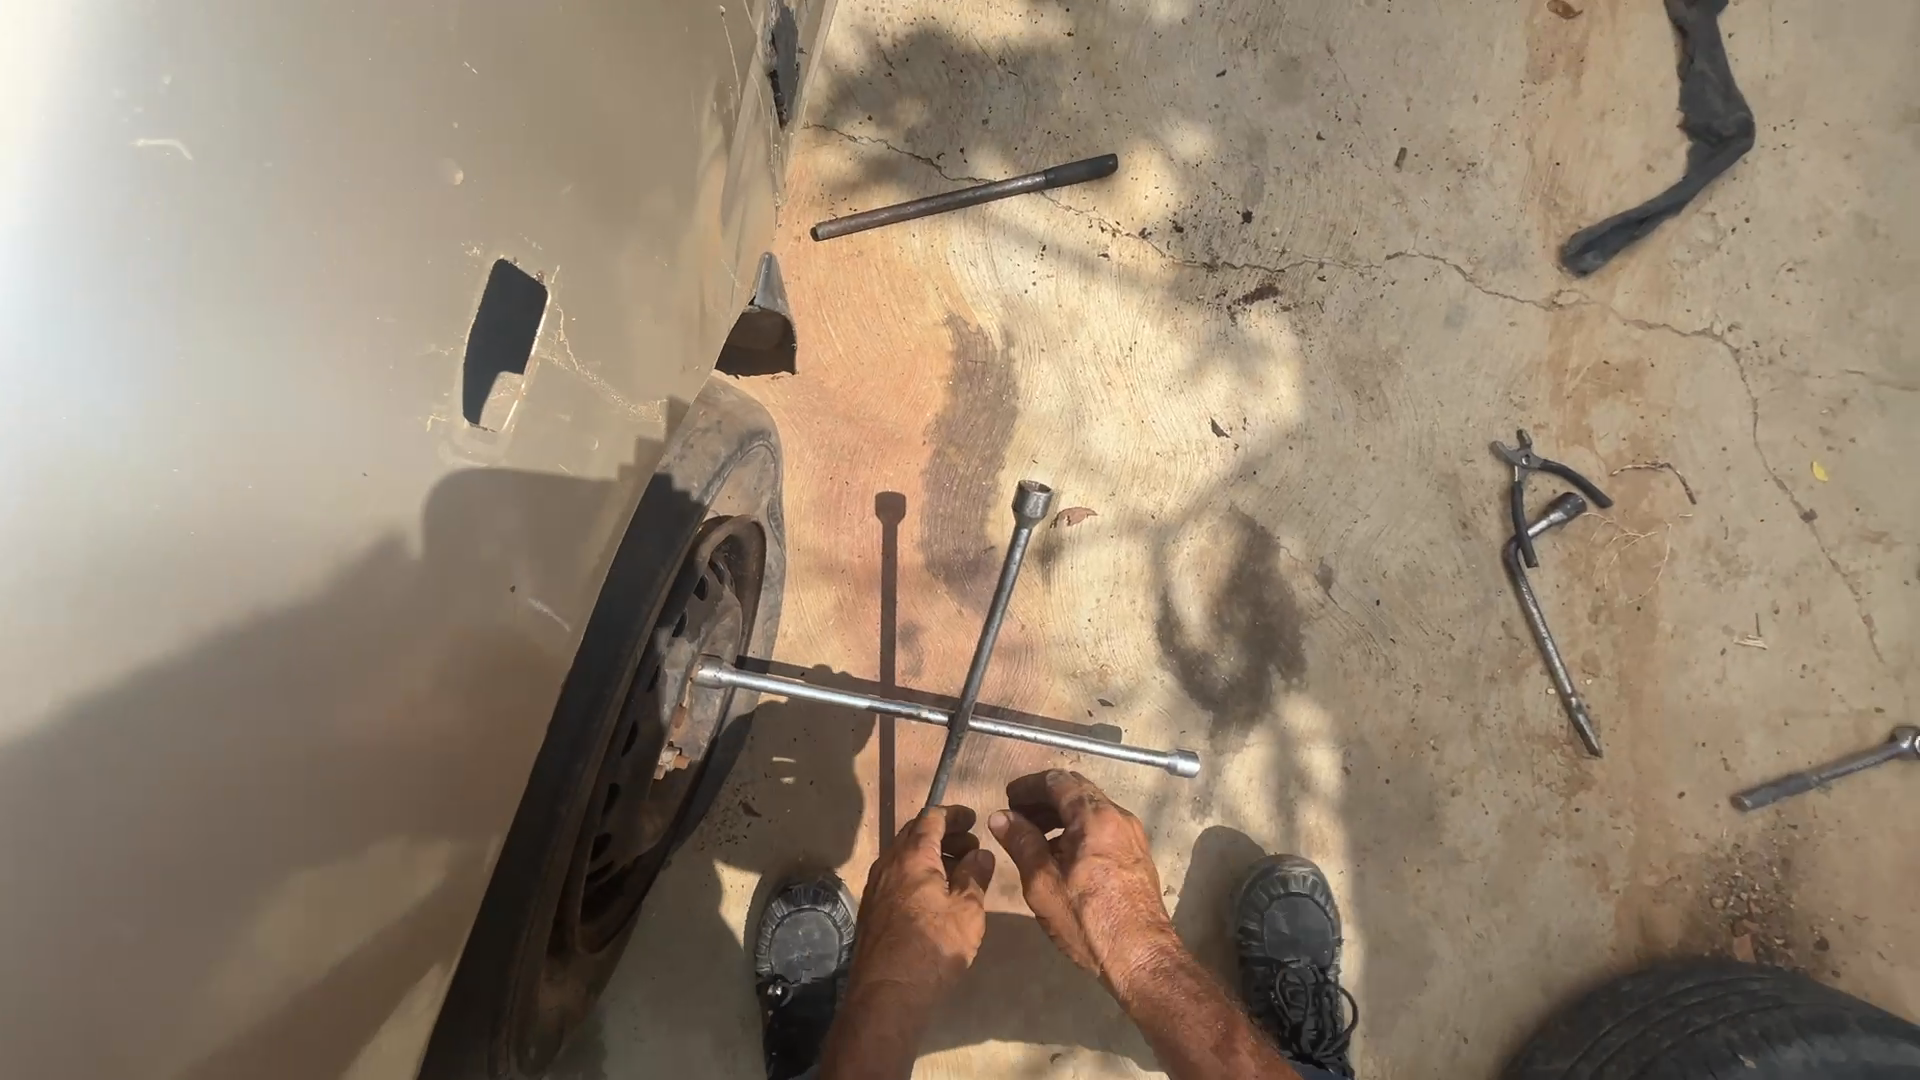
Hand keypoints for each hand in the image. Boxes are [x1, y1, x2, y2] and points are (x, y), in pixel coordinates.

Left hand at [844, 805, 996, 1011]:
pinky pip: (897, 876)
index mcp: (912, 855)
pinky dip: (918, 874)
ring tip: (959, 874)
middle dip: (945, 835)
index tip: (973, 819)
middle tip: (971, 847)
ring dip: (932, 856)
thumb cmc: (933, 948)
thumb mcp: (967, 911)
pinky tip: (935, 896)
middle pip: (916, 834)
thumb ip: (975, 876)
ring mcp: (876, 886)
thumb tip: (981, 853)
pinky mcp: (872, 909)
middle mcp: (889, 863)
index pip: (931, 817)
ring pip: (905, 856)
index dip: (953, 814)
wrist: (886, 994)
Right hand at [989, 770, 1179, 987]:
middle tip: (1019, 815)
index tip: (1009, 799)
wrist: (1141, 957)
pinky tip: (1061, 855)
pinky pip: (1103, 826)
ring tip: (1035, 836)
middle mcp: (1118, 816)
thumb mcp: (1042, 883)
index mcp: (1094, 817)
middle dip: (1044, 798)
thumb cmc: (1087, 919)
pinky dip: (1078, 828)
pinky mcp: (1137, 853)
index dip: (1029, 786)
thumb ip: (1021, 842)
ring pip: (1091, 808)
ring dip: (1061, 814)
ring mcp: (1132, 834)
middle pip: (1076, 790)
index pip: (1058, 781)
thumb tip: (1000, 816)